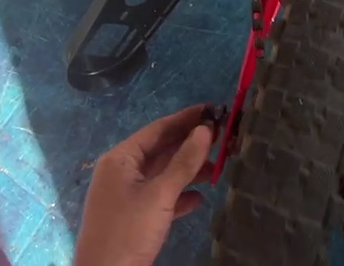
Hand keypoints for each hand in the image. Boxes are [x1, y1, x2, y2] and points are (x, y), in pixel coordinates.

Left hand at [74, 105, 215, 265]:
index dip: (186, 119)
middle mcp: (122, 172)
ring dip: (188, 172)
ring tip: (218, 168)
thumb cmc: (128, 232)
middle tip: (222, 138)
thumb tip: (206, 129)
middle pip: (161, 151)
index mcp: (121, 159)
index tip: (213, 110)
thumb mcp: (159, 195)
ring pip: (162, 176)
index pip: (158, 129)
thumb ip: (184, 162)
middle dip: (190, 146)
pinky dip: (178, 197)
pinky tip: (199, 199)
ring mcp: (126, 197)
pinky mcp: (132, 220)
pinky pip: (159, 199)